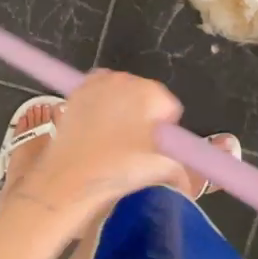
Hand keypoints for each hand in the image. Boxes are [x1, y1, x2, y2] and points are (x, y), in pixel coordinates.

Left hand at [8, 70, 183, 223]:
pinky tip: (96, 128)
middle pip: (145, 97)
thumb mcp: (163, 169)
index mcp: (151, 93)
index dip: (166, 130)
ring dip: (123, 110)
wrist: (71, 178)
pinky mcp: (76, 92)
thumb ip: (182, 168)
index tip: (155, 149)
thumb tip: (186, 179)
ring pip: (121, 95)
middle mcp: (126, 79)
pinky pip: (97, 93)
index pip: (170, 108)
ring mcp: (98, 83)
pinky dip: (101, 105)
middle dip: (144, 117)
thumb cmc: (120, 170)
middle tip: (135, 146)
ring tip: (113, 140)